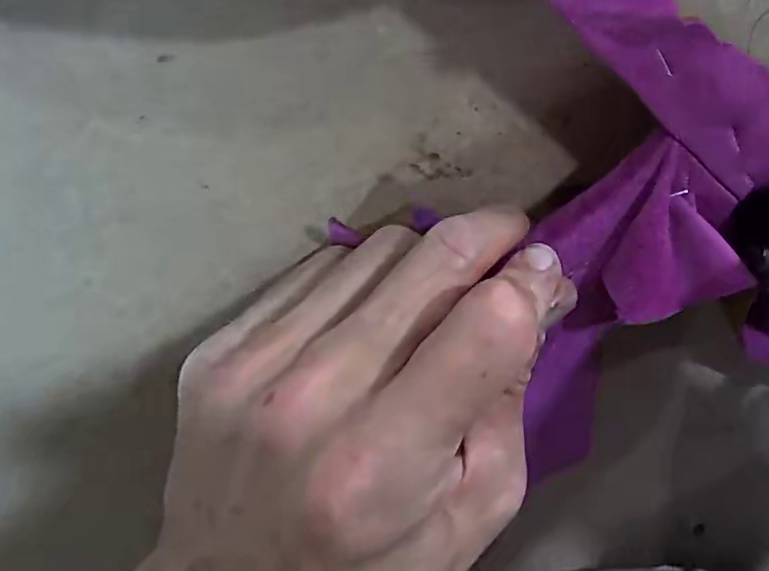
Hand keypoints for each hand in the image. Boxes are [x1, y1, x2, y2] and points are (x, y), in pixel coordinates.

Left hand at [141, 209, 575, 570]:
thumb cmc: (378, 560)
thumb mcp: (481, 498)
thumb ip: (515, 390)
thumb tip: (540, 289)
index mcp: (384, 460)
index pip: (489, 319)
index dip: (533, 280)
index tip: (548, 272)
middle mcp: (314, 400)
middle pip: (440, 255)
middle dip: (498, 230)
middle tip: (516, 239)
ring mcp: (255, 368)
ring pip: (389, 243)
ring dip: (433, 254)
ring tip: (439, 291)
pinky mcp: (220, 348)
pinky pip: (331, 259)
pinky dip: (375, 269)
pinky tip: (377, 308)